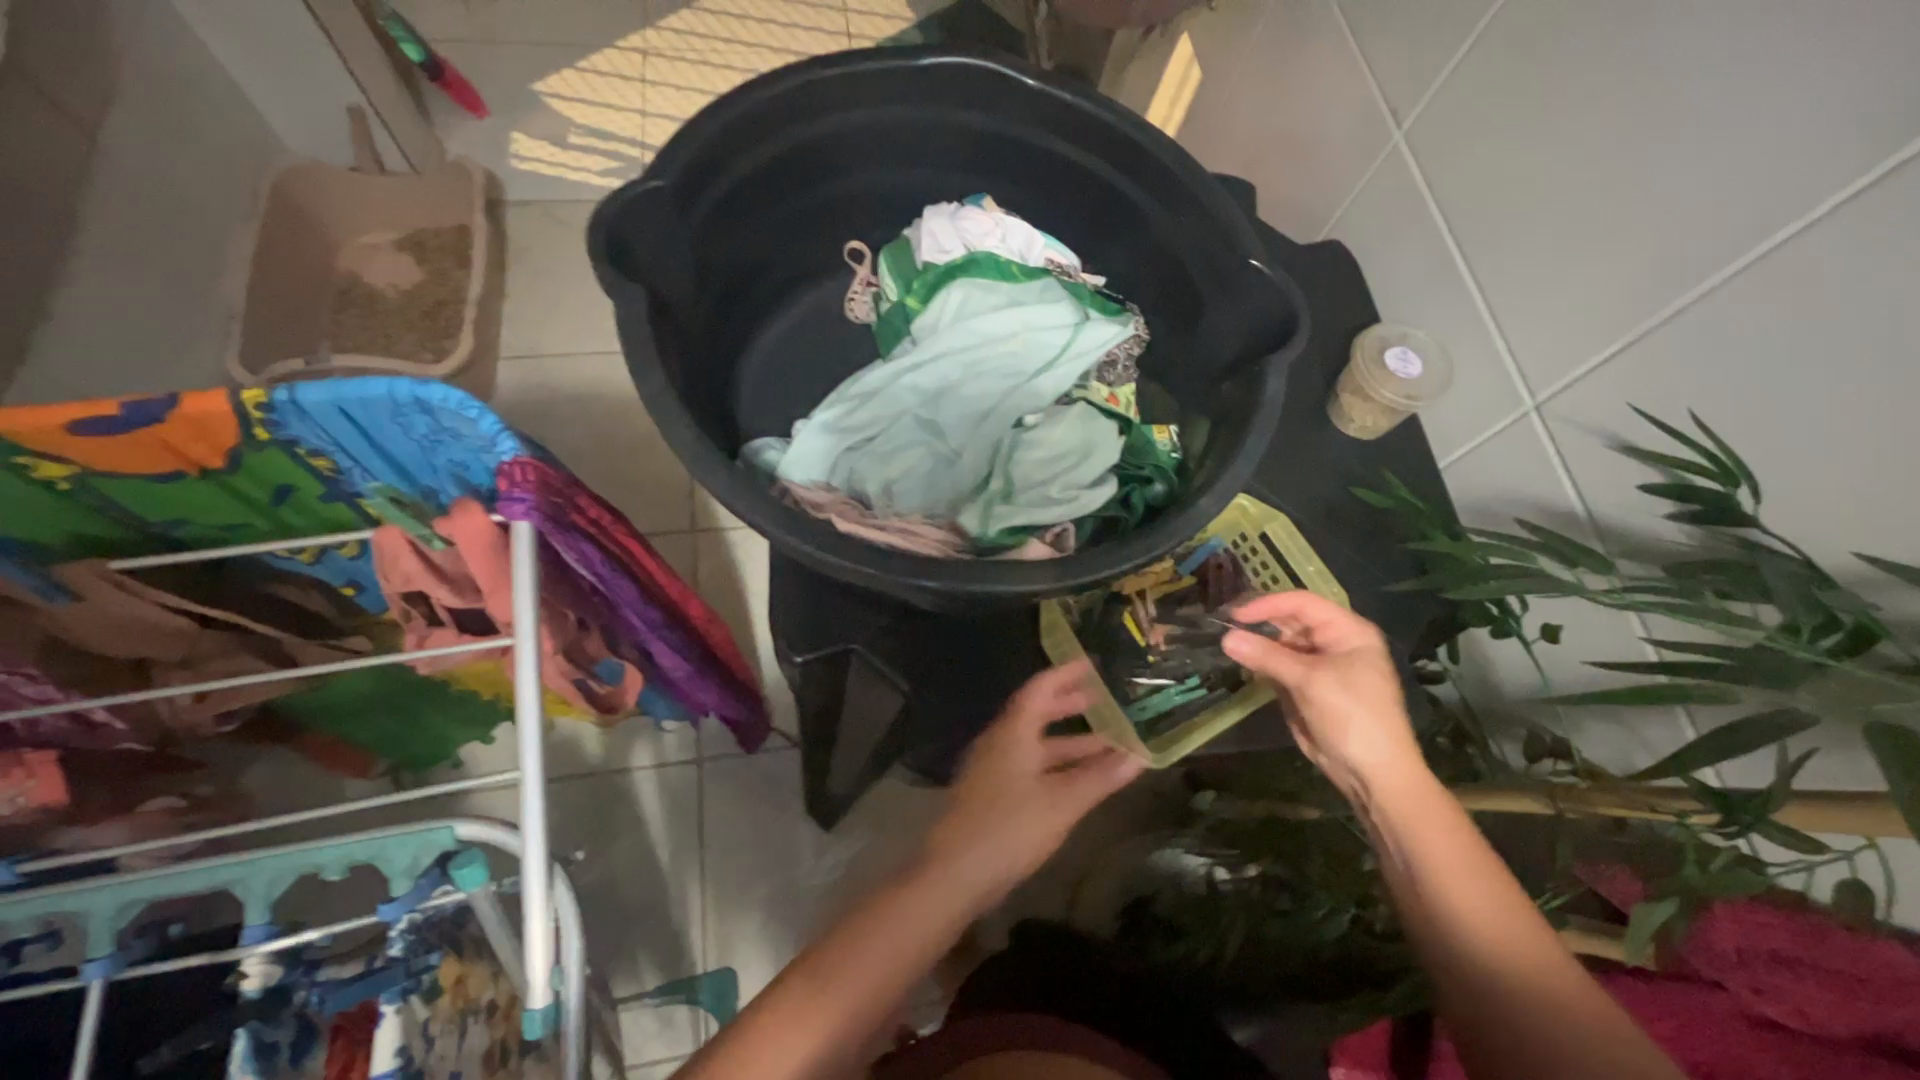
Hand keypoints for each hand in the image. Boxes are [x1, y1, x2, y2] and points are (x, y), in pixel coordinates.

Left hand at [918, 661, 1145, 909]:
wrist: (955, 874)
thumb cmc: (1009, 828)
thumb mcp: (1063, 802)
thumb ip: (1101, 777)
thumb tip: (1141, 754)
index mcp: (1012, 733)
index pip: (1040, 689)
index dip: (1066, 674)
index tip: (1094, 664)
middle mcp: (1000, 743)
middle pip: (1037, 714)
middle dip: (1071, 706)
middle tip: (1105, 701)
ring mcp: (993, 771)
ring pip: (1036, 746)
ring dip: (1070, 744)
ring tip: (1108, 745)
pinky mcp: (992, 797)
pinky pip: (1030, 768)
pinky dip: (1058, 767)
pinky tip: (1080, 782)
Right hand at [1221, 591, 1425, 801]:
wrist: (1372, 771)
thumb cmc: (1351, 715)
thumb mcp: (1309, 681)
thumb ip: (1266, 656)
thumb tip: (1225, 638)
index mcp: (1347, 631)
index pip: (1302, 603)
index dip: (1267, 605)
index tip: (1234, 617)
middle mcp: (1334, 643)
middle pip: (1290, 623)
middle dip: (1260, 625)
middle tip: (1224, 628)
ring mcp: (1321, 667)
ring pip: (1282, 647)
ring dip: (1258, 646)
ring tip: (1228, 646)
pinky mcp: (1308, 690)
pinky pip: (1280, 669)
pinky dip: (1262, 667)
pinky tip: (1244, 667)